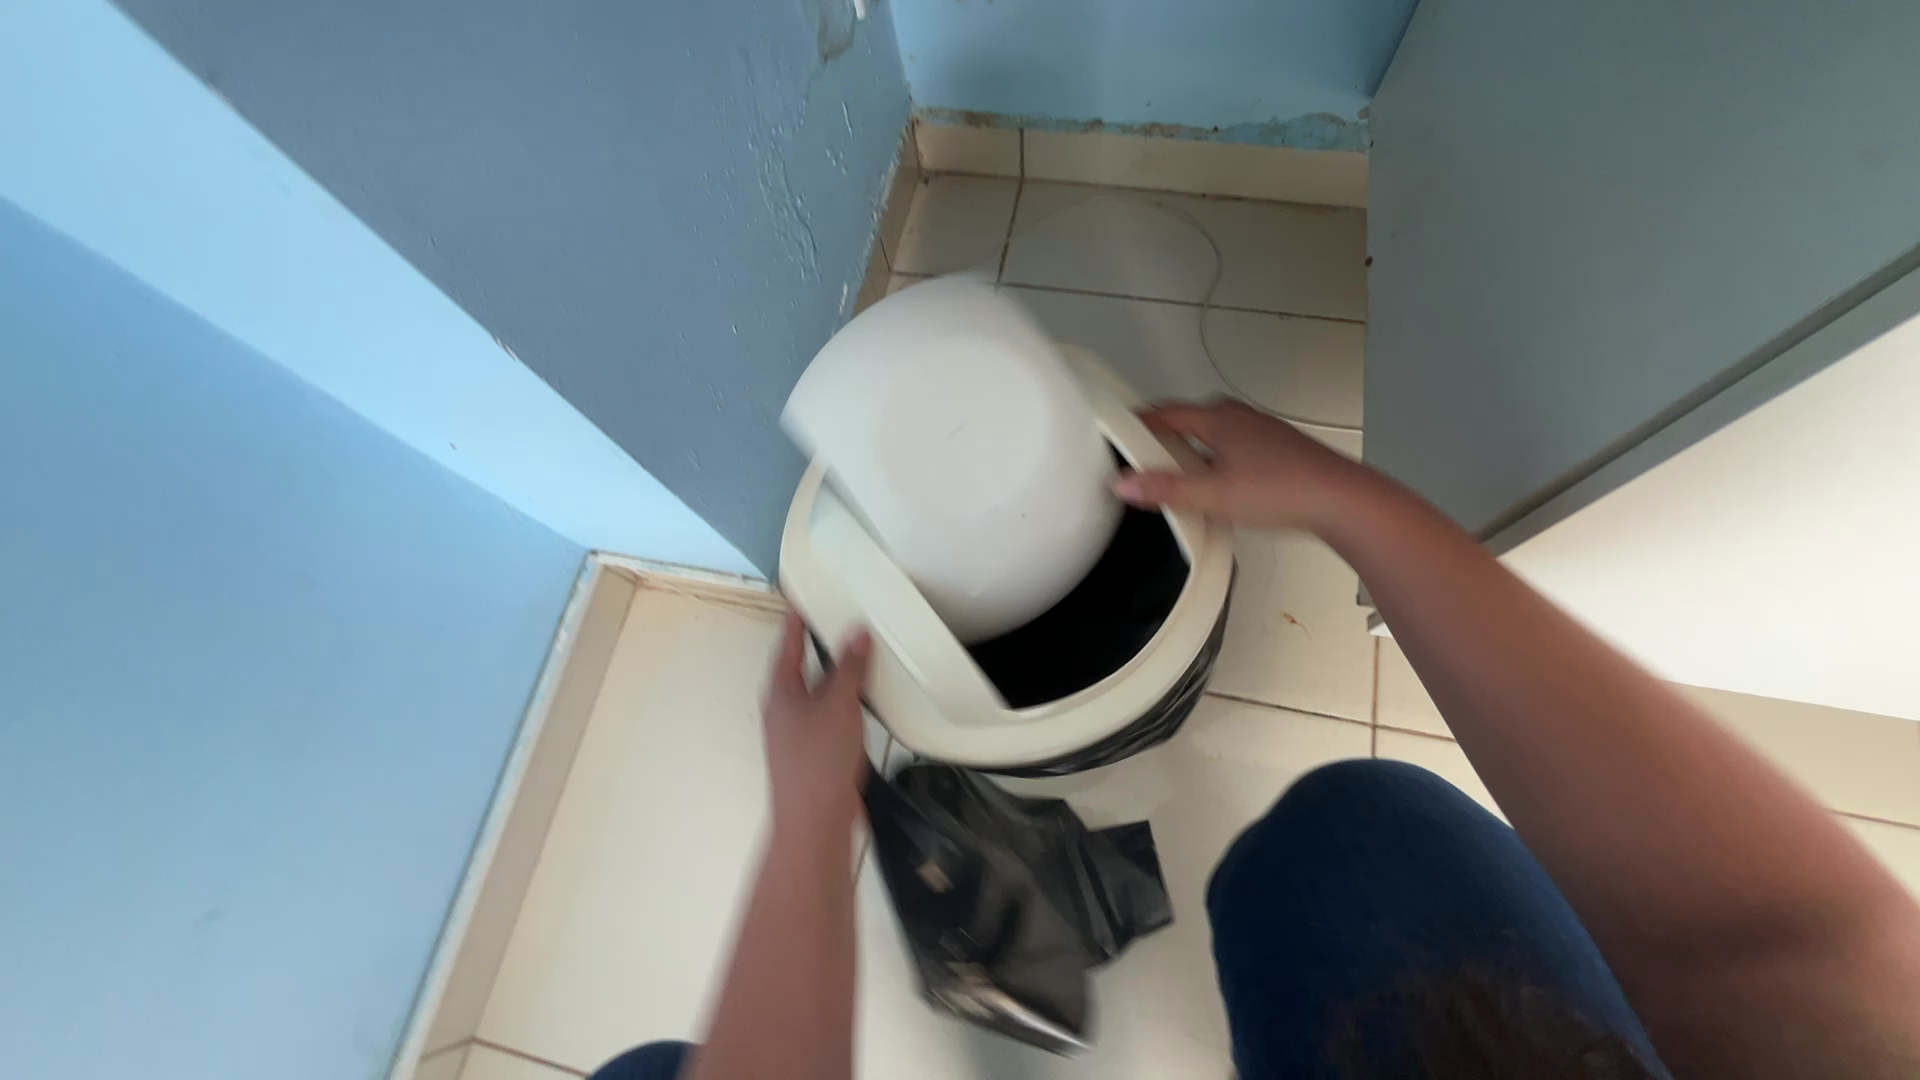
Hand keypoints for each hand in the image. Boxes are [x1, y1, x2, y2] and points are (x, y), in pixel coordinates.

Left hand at [762, 611, 873, 834]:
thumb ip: (849, 668)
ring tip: (855, 659)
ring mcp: (795, 736)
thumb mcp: (839, 705)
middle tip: (834, 623)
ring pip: (815, 695)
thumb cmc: (819, 760)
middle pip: (798, 670)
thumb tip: (856, 634)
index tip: (800, 599)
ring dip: (833, 677)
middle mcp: (783, 711)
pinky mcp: (812, 755)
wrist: (814, 823)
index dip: (795, 621)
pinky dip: (843, 703)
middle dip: (815, 648)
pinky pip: (827, 717)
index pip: (787, 645)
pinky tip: (861, 707)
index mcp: (781, 693)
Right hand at [1113, 399, 1370, 531]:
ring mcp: (1263, 433)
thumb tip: (1124, 483)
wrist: (1341, 500)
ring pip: (1216, 434)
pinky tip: (1221, 485)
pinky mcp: (1279, 451)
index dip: (1140, 422)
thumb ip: (1164, 489)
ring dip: (1195, 449)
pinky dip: (1219, 460)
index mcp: (1219, 420)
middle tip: (1146, 454)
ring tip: (1181, 474)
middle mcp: (1241, 418)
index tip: (1121, 429)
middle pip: (1191, 420)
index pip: (1166, 413)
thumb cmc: (1283, 490)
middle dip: (1166, 435)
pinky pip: (1236, 448)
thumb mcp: (1211, 495)